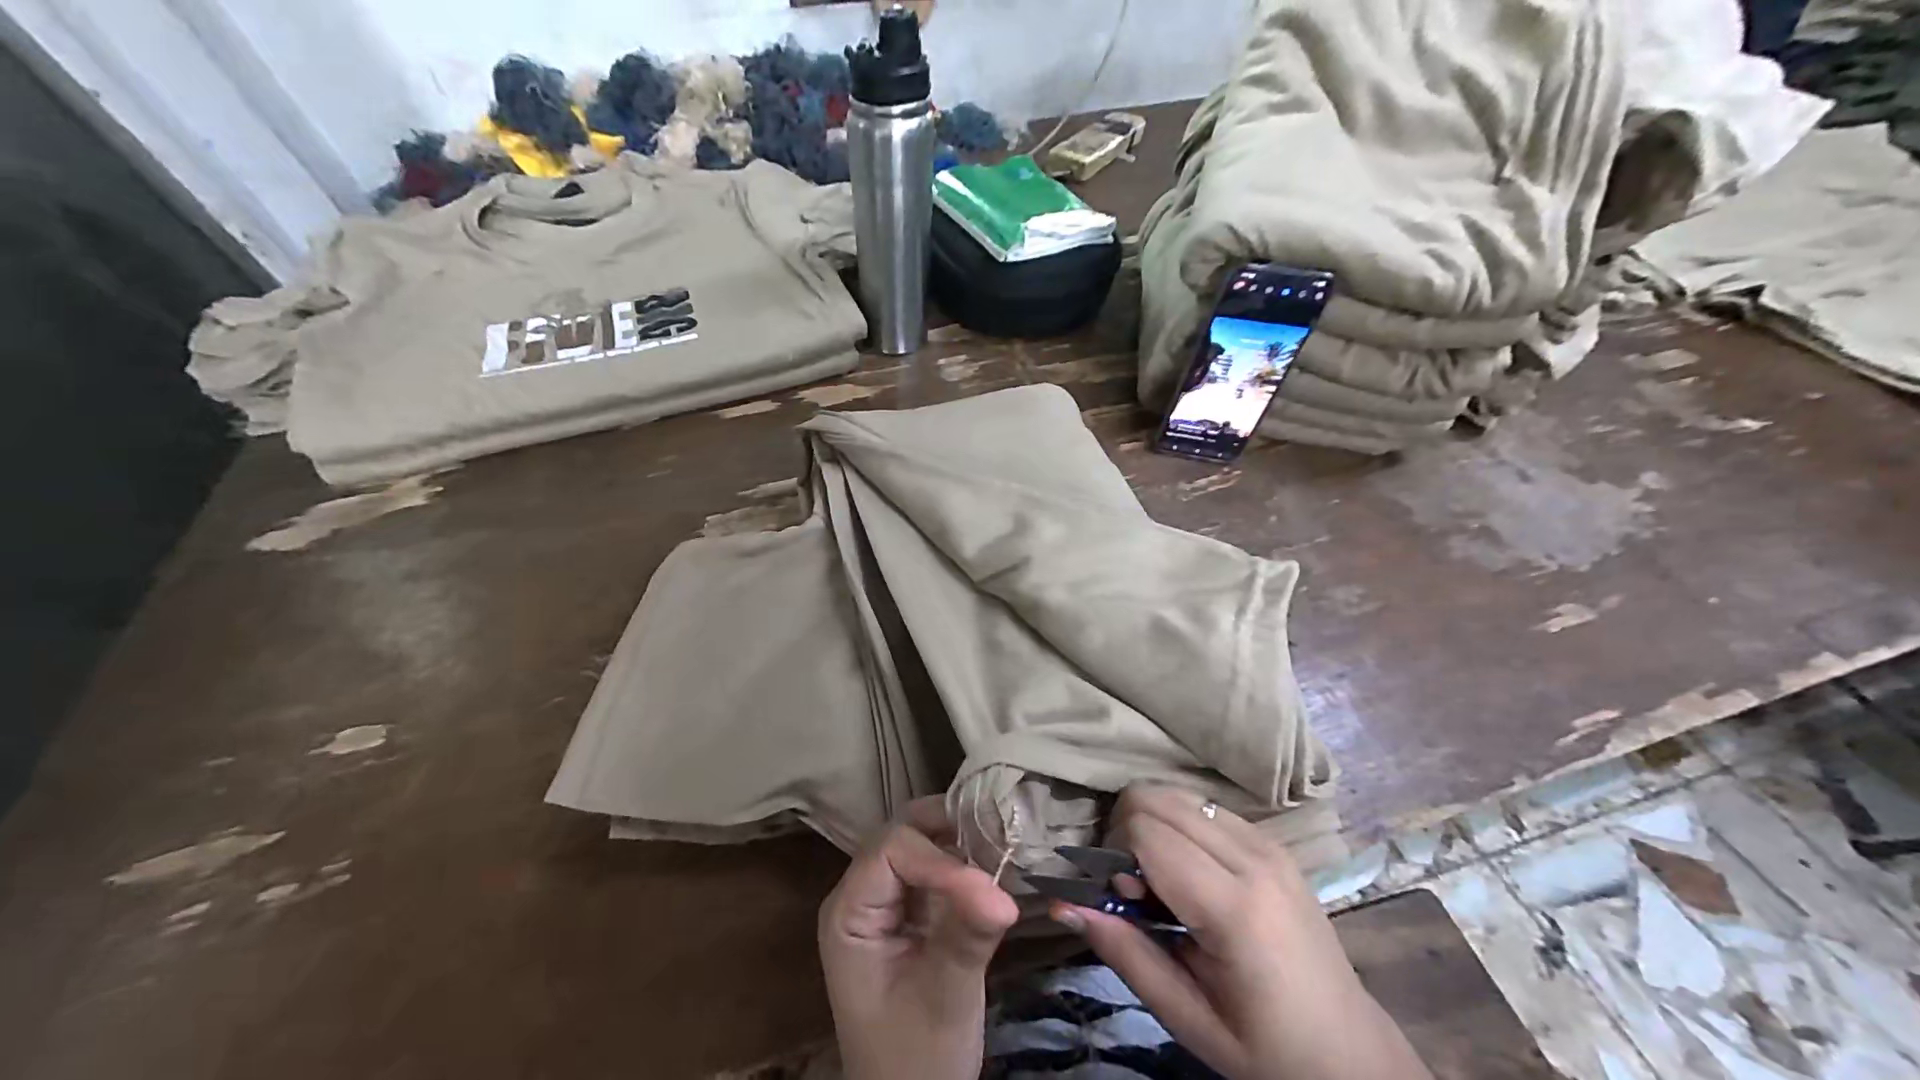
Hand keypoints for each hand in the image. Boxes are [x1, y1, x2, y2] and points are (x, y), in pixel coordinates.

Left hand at [819, 797, 1019, 1079]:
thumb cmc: (916, 1057)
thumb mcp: (944, 1000)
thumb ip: (967, 939)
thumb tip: (1002, 892)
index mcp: (849, 913)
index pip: (890, 851)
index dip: (937, 857)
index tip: (985, 883)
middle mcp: (861, 895)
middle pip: (900, 833)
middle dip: (946, 825)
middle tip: (997, 830)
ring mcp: (885, 901)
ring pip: (918, 842)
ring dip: (957, 838)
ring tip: (1000, 842)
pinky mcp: (911, 911)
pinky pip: (934, 867)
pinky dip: (964, 859)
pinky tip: (993, 864)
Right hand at [1050, 785, 1431, 1079]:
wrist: (1351, 1053)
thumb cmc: (1264, 1049)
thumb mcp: (1186, 1018)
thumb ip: (1124, 952)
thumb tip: (1062, 905)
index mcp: (1234, 907)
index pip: (1146, 831)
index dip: (1116, 856)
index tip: (1123, 900)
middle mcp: (1254, 858)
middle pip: (1158, 798)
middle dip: (1127, 831)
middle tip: (1136, 889)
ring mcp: (1269, 844)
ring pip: (1179, 794)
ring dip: (1154, 825)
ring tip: (1163, 881)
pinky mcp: (1274, 842)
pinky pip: (1205, 807)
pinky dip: (1180, 825)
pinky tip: (1191, 873)